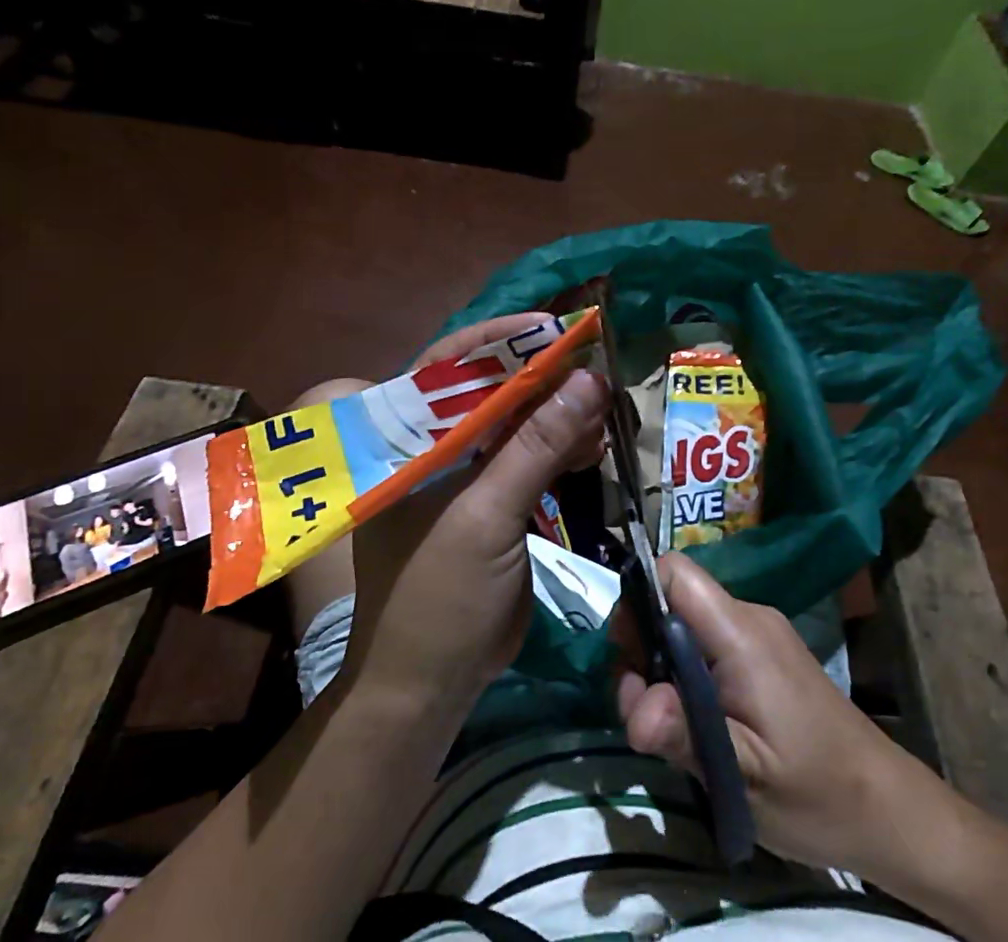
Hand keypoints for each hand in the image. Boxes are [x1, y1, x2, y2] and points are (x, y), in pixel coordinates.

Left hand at [347, 314, 607, 708]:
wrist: (430, 681)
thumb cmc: (439, 596)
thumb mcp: (487, 516)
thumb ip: (535, 447)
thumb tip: (588, 380)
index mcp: (406, 442)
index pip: (449, 368)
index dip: (501, 340)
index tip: (557, 327)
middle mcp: (432, 449)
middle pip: (489, 392)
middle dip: (540, 376)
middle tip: (593, 366)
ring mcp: (462, 477)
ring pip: (514, 426)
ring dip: (557, 414)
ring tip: (601, 411)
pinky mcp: (490, 504)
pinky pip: (528, 462)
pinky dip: (560, 450)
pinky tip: (592, 446)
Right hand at [617, 555, 981, 893]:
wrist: (887, 808)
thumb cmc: (817, 792)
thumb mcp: (744, 774)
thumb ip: (686, 734)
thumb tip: (635, 711)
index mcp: (742, 635)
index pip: (674, 573)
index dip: (638, 599)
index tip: (629, 657)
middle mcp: (747, 620)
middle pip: (671, 601)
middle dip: (642, 648)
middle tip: (643, 714)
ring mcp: (757, 637)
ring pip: (684, 626)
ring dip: (661, 670)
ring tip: (668, 730)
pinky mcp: (760, 658)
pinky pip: (704, 646)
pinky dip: (683, 677)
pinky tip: (692, 725)